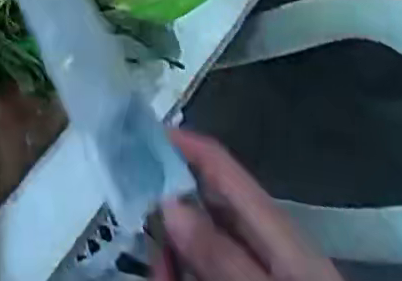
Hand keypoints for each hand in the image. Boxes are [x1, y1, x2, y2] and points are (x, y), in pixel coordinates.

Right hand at [153, 130, 341, 280]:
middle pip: (198, 198)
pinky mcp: (248, 274)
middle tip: (140, 241)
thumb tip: (166, 202)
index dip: (175, 139)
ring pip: (196, 235)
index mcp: (271, 223)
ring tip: (160, 275)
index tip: (130, 135)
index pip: (216, 160)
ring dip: (169, 251)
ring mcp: (255, 261)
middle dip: (161, 213)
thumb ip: (221, 254)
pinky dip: (182, 269)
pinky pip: (205, 263)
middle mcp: (260, 234)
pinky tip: (170, 279)